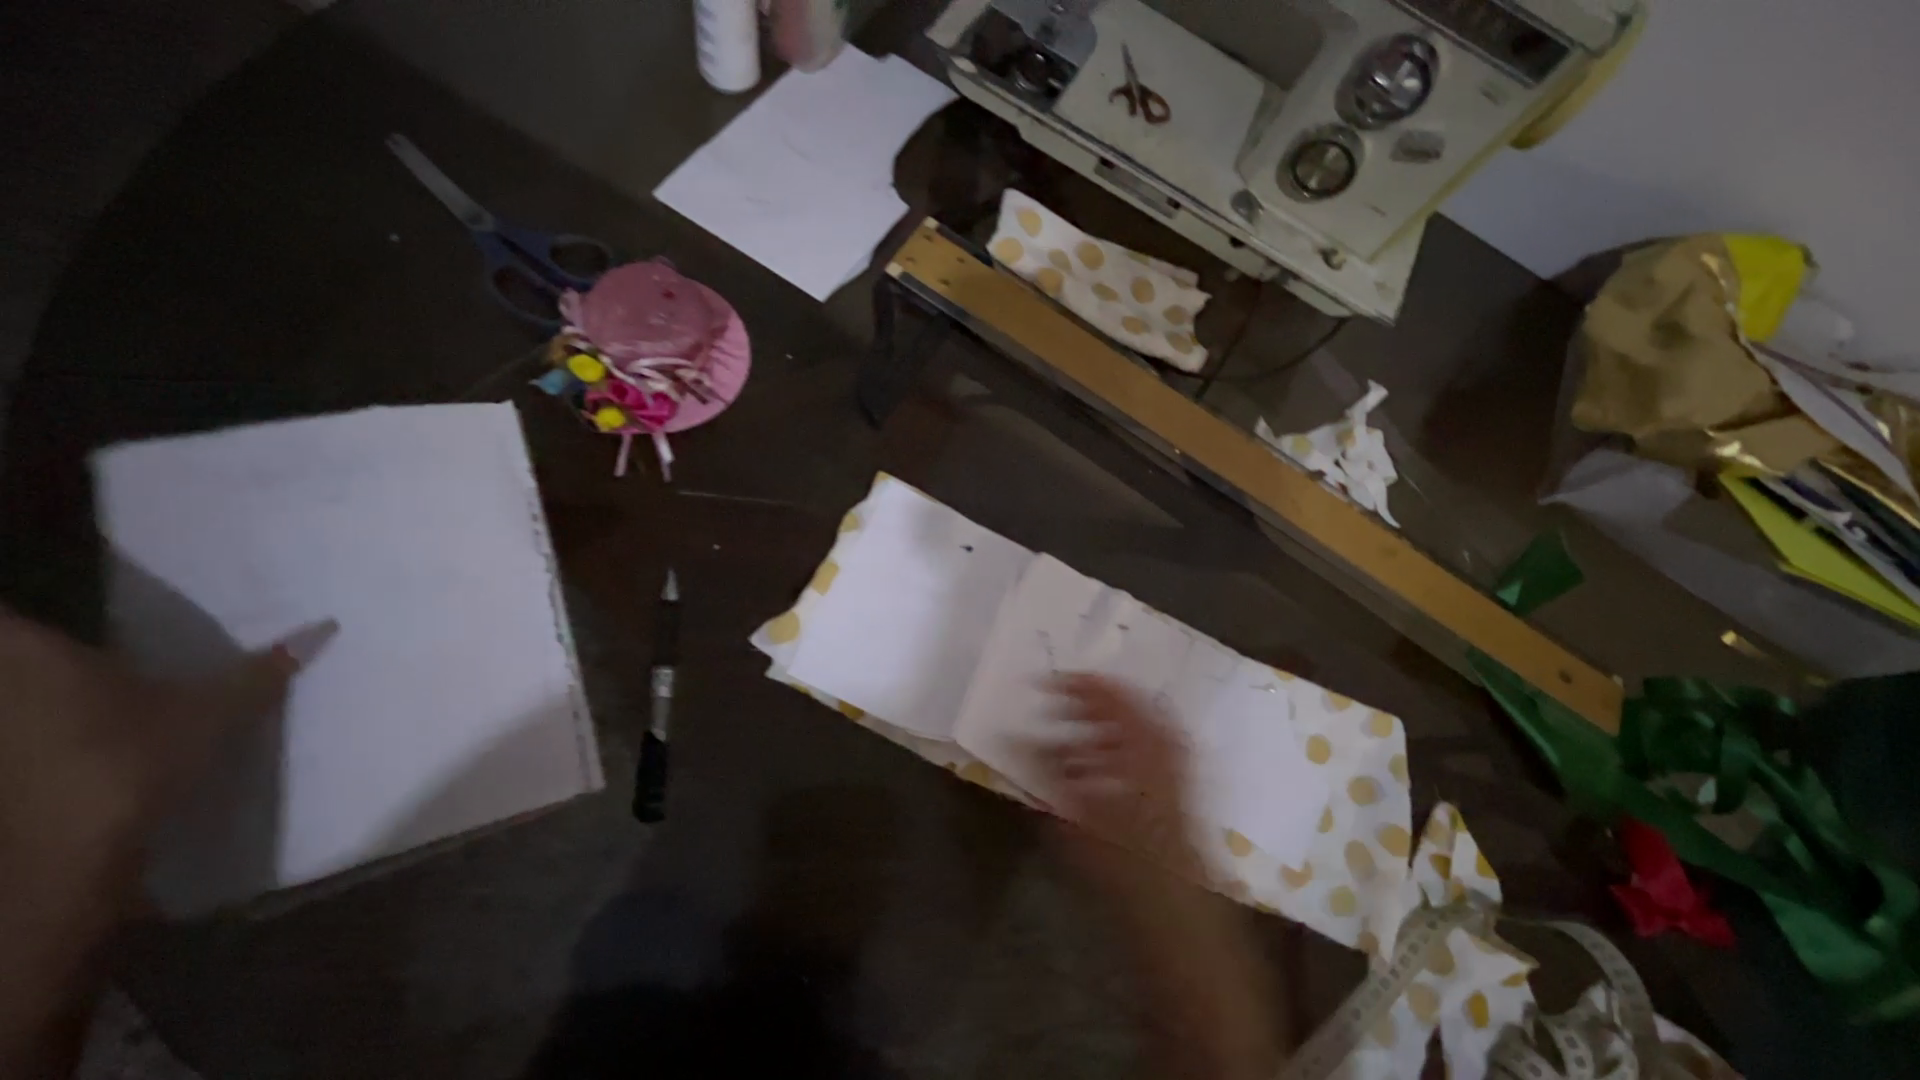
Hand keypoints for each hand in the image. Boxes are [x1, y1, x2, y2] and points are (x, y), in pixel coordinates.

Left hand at [0, 607, 333, 1075]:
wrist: (61, 859)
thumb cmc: (127, 760)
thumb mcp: (210, 713)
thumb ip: (262, 672)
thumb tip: (326, 627)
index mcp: (25, 648)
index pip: (12, 607)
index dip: (38, 609)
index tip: (71, 612)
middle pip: (13, 648)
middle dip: (39, 653)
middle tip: (95, 654)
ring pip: (14, 697)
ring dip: (36, 699)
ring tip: (90, 702)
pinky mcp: (1, 775)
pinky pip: (18, 737)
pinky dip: (37, 743)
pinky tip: (71, 752)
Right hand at [1038, 675, 1285, 1078]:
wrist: (1186, 932)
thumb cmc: (1129, 877)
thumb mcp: (1078, 822)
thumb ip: (1048, 772)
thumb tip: (1016, 735)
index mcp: (1148, 755)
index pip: (1119, 702)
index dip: (1086, 685)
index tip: (1052, 680)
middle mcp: (1170, 760)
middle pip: (1140, 713)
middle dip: (1100, 702)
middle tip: (1063, 700)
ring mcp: (1180, 783)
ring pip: (1147, 737)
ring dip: (1110, 728)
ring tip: (1074, 734)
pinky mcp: (1181, 806)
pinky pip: (1154, 761)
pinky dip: (1123, 755)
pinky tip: (1097, 772)